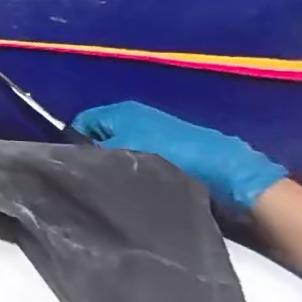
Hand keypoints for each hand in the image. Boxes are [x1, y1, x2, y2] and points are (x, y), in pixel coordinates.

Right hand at [71, 101, 286, 213]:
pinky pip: (140, 162)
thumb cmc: (171, 156)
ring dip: (118, 169)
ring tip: (118, 188)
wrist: (228, 176)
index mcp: (120, 111)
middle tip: (95, 181)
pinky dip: (137, 175)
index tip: (74, 169)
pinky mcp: (170, 153)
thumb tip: (72, 160)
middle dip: (96, 158)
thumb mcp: (123, 153)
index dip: (73, 145)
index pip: (79, 123)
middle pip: (99, 138)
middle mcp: (135, 117)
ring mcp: (154, 135)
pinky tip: (138, 191)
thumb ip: (93, 154)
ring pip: (119, 152)